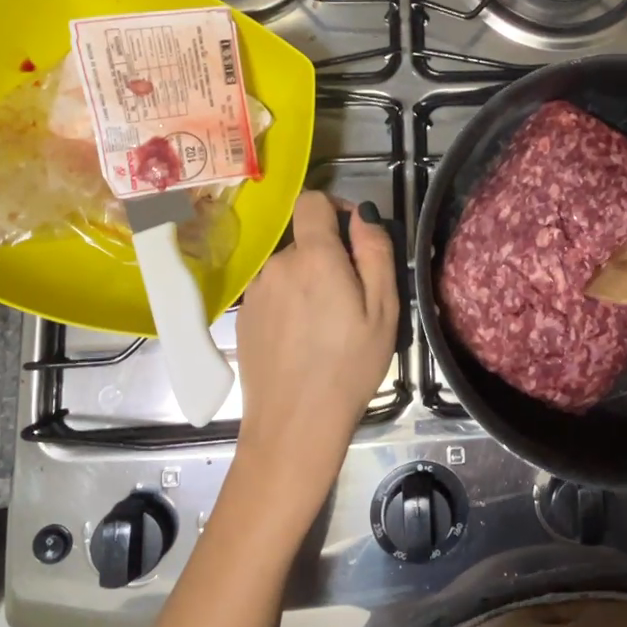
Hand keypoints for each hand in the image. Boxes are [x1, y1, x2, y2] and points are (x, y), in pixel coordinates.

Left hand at [235, 191, 398, 481]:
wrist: (294, 425)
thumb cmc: (350, 366)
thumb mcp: (383, 308)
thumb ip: (375, 251)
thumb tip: (362, 214)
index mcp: (313, 256)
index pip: (311, 200)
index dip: (335, 207)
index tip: (354, 235)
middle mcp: (276, 264)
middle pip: (302, 238)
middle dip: (327, 255)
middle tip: (352, 297)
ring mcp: (255, 291)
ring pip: (287, 268)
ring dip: (308, 281)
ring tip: (328, 325)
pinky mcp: (243, 316)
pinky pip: (272, 293)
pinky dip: (289, 303)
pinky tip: (303, 340)